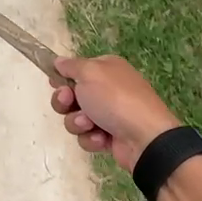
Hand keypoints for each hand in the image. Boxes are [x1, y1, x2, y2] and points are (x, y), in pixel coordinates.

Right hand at [49, 55, 181, 171]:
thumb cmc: (115, 98)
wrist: (146, 138)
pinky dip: (91, 138)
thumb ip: (70, 65)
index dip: (62, 78)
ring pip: (75, 117)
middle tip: (68, 102)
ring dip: (77, 122)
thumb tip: (58, 61)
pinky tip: (102, 139)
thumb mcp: (89, 72)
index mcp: (106, 69)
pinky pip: (87, 136)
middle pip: (70, 95)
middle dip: (65, 102)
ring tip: (90, 125)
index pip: (75, 70)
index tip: (56, 84)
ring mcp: (109, 114)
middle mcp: (107, 89)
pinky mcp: (109, 137)